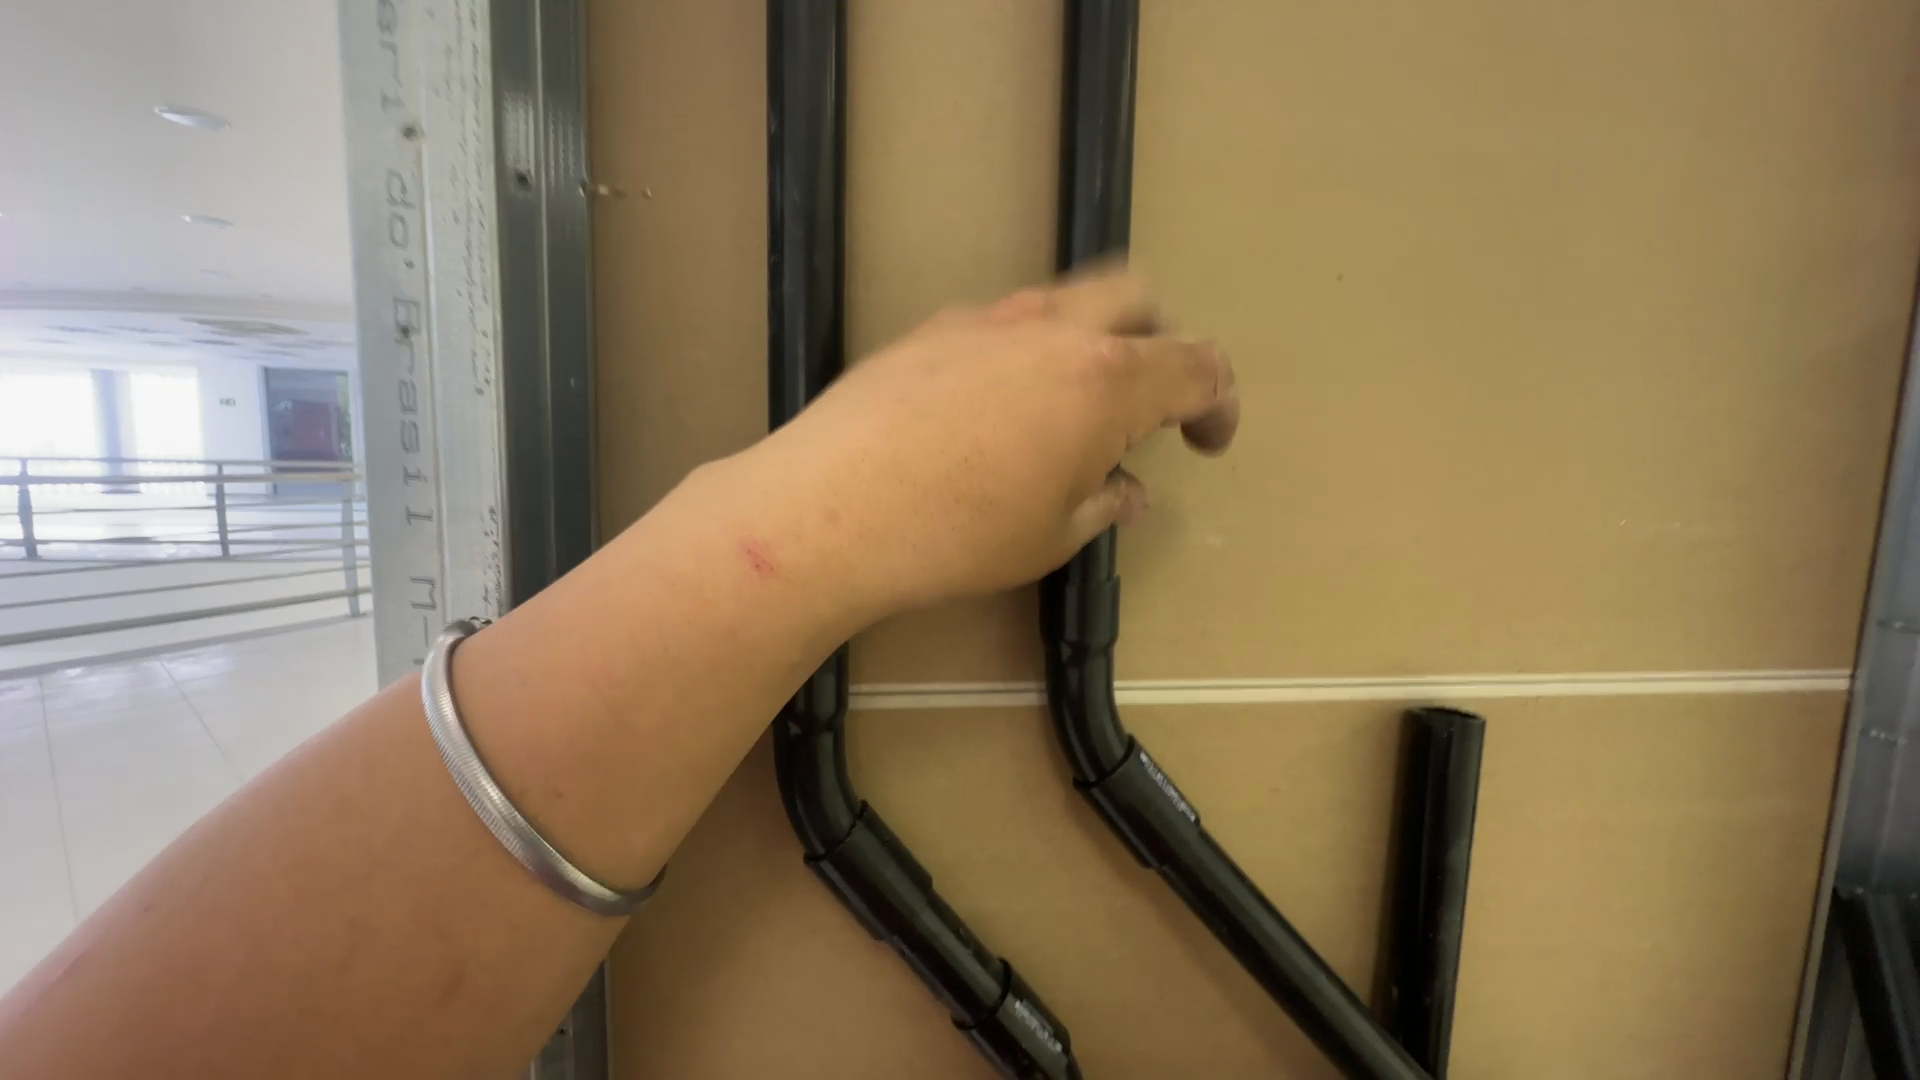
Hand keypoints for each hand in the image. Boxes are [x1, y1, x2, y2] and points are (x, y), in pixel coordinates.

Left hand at [757, 263, 1239, 612]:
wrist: (829, 509)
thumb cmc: (958, 536)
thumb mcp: (1050, 536)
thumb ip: (1102, 503)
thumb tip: (1126, 492)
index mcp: (1105, 380)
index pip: (1196, 365)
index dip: (1218, 402)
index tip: (1207, 440)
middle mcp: (1053, 330)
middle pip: (1136, 298)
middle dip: (1158, 343)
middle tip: (1144, 405)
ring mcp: (986, 320)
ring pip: (1064, 304)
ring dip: (1087, 343)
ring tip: (1063, 414)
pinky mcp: (930, 329)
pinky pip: (1002, 326)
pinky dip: (1024, 355)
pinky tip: (989, 413)